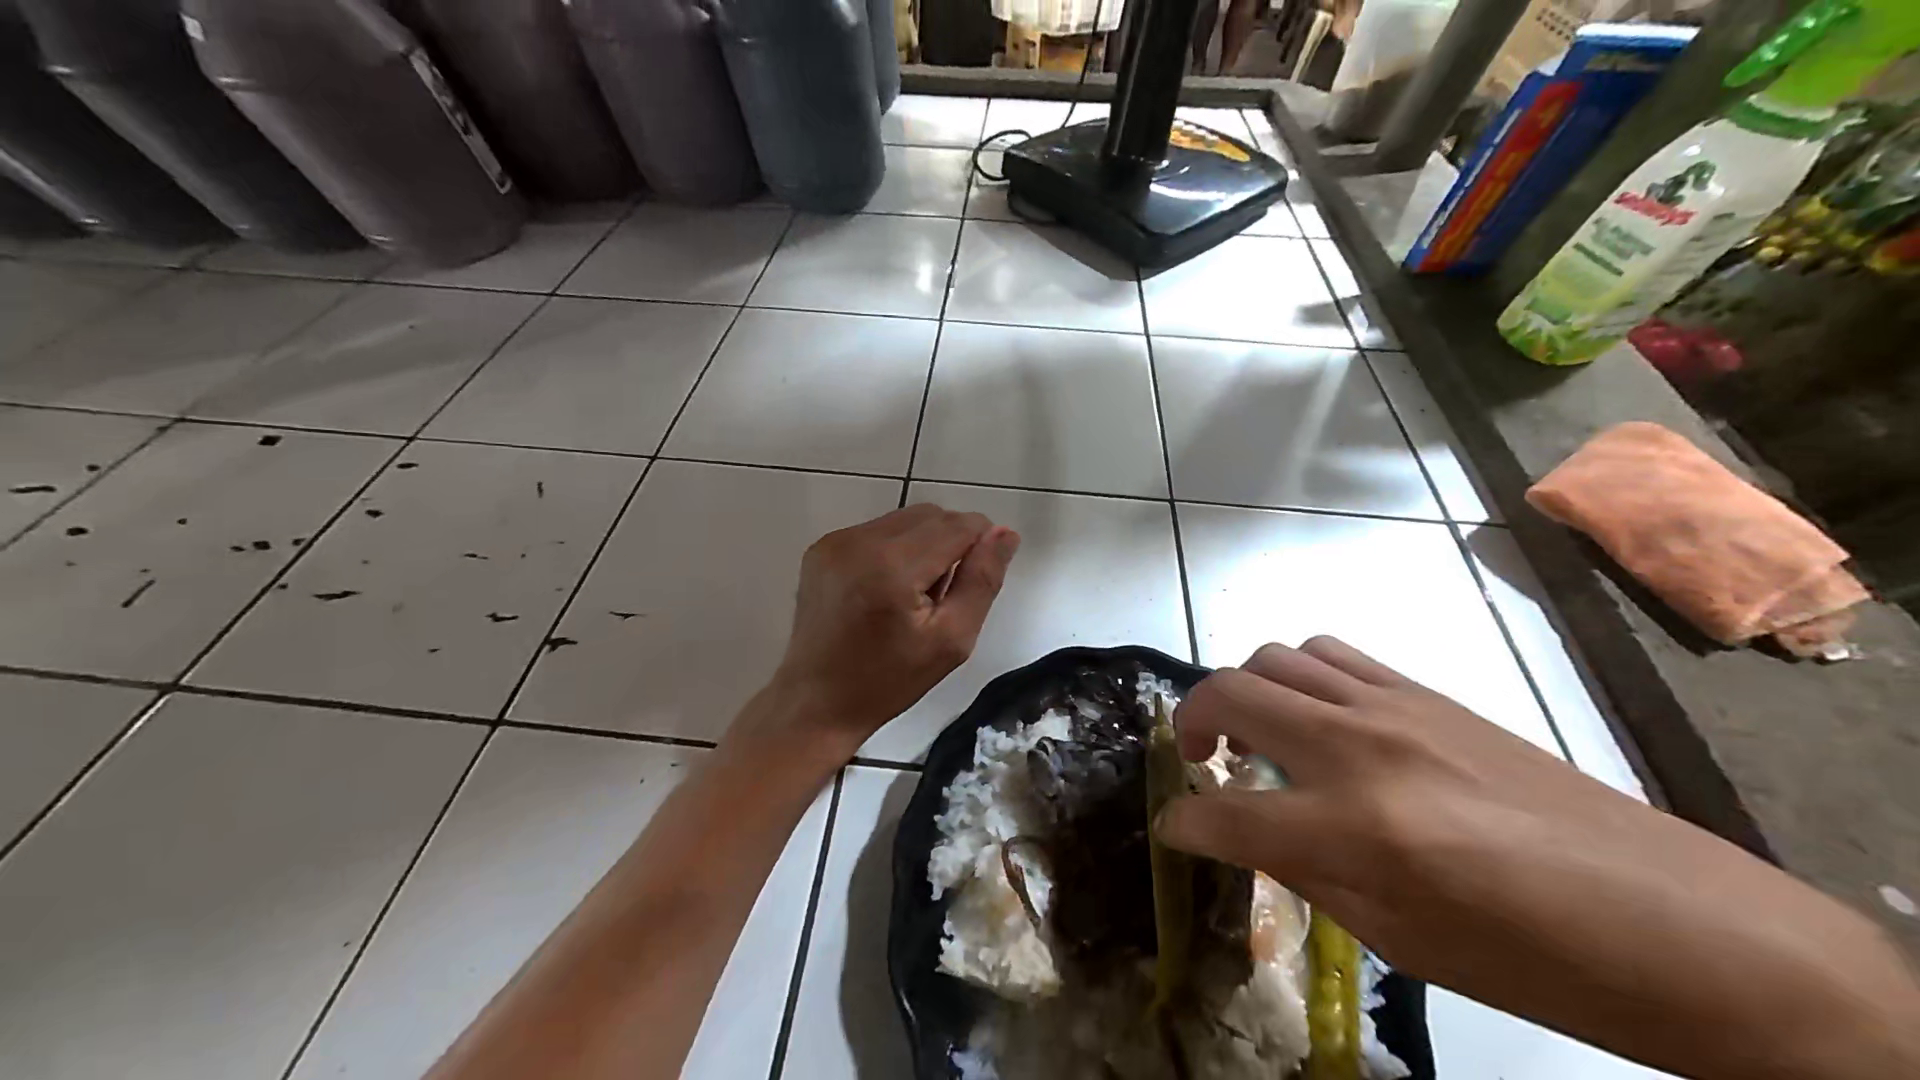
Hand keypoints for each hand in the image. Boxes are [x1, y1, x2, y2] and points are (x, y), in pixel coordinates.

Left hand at [760, 504, 1018, 754]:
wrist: (817, 701)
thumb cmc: (889, 681)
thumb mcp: (952, 639)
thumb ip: (982, 580)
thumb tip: (1005, 533)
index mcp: (893, 566)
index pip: (959, 525)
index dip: (980, 545)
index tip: (974, 581)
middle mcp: (860, 541)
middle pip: (932, 516)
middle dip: (951, 545)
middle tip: (940, 597)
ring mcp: (836, 541)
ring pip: (906, 519)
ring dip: (924, 545)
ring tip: (911, 594)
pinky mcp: (821, 547)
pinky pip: (877, 530)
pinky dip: (895, 549)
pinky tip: (885, 590)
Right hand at [1157, 638, 1919, 1079]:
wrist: (1686, 927)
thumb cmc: (1534, 962)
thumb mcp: (1398, 941)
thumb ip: (1304, 870)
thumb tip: (1240, 831)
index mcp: (1356, 830)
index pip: (1226, 813)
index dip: (1184, 822)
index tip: (1172, 826)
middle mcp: (1363, 749)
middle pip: (1232, 693)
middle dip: (1191, 719)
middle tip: (1199, 755)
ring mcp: (1397, 708)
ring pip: (1275, 657)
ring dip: (1246, 689)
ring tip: (1257, 730)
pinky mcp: (1429, 694)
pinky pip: (1333, 653)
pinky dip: (1298, 673)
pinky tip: (1317, 713)